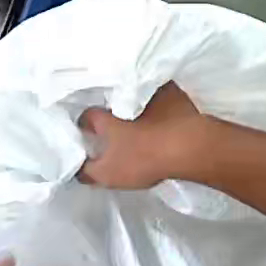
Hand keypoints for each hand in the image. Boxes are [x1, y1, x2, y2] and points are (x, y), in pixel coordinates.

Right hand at [78, 83, 211, 190]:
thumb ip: (88, 171)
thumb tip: (77, 168)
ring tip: (140, 120)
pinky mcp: (175, 92)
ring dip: (136, 106)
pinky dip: (159, 103)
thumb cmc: (144, 158)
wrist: (188, 145)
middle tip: (115, 127)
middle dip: (111, 113)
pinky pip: (161, 94)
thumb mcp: (108, 173)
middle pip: (112, 103)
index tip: (89, 134)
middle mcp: (125, 98)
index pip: (88, 116)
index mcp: (106, 116)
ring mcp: (151, 92)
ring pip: (137, 96)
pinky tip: (162, 114)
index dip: (86, 126)